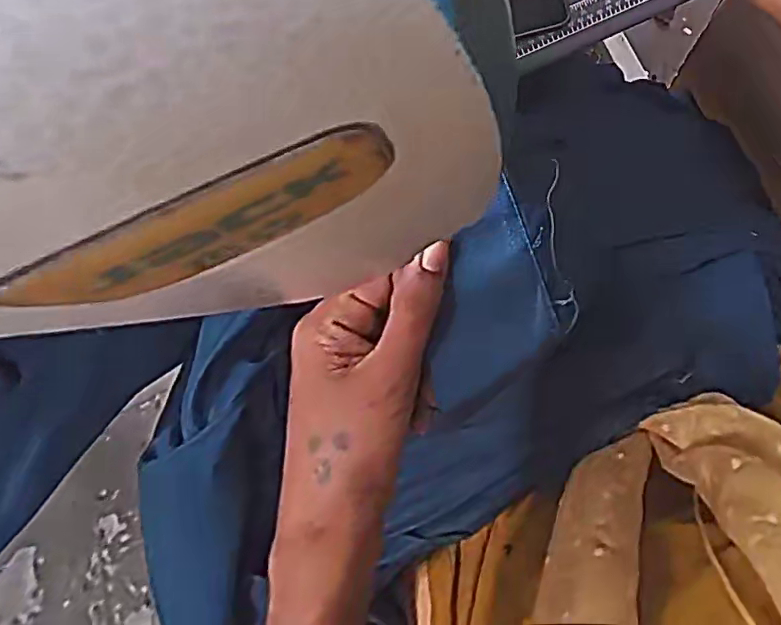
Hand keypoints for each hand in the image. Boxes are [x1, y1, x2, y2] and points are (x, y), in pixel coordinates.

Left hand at [268, 243, 448, 624]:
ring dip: (423, 354)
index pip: (379, 272)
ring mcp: (344, 361)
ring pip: (400, 330)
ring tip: (424, 389)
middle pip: (391, 299)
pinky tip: (419, 404)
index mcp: (323, 321)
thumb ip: (415, 306)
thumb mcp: (392, 372)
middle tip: (434, 350)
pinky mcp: (360, 385)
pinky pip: (398, 358)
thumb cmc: (356, 450)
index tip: (457, 277)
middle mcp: (330, 333)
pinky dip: (417, 375)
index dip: (419, 273)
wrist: (336, 533)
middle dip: (422, 323)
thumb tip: (436, 247)